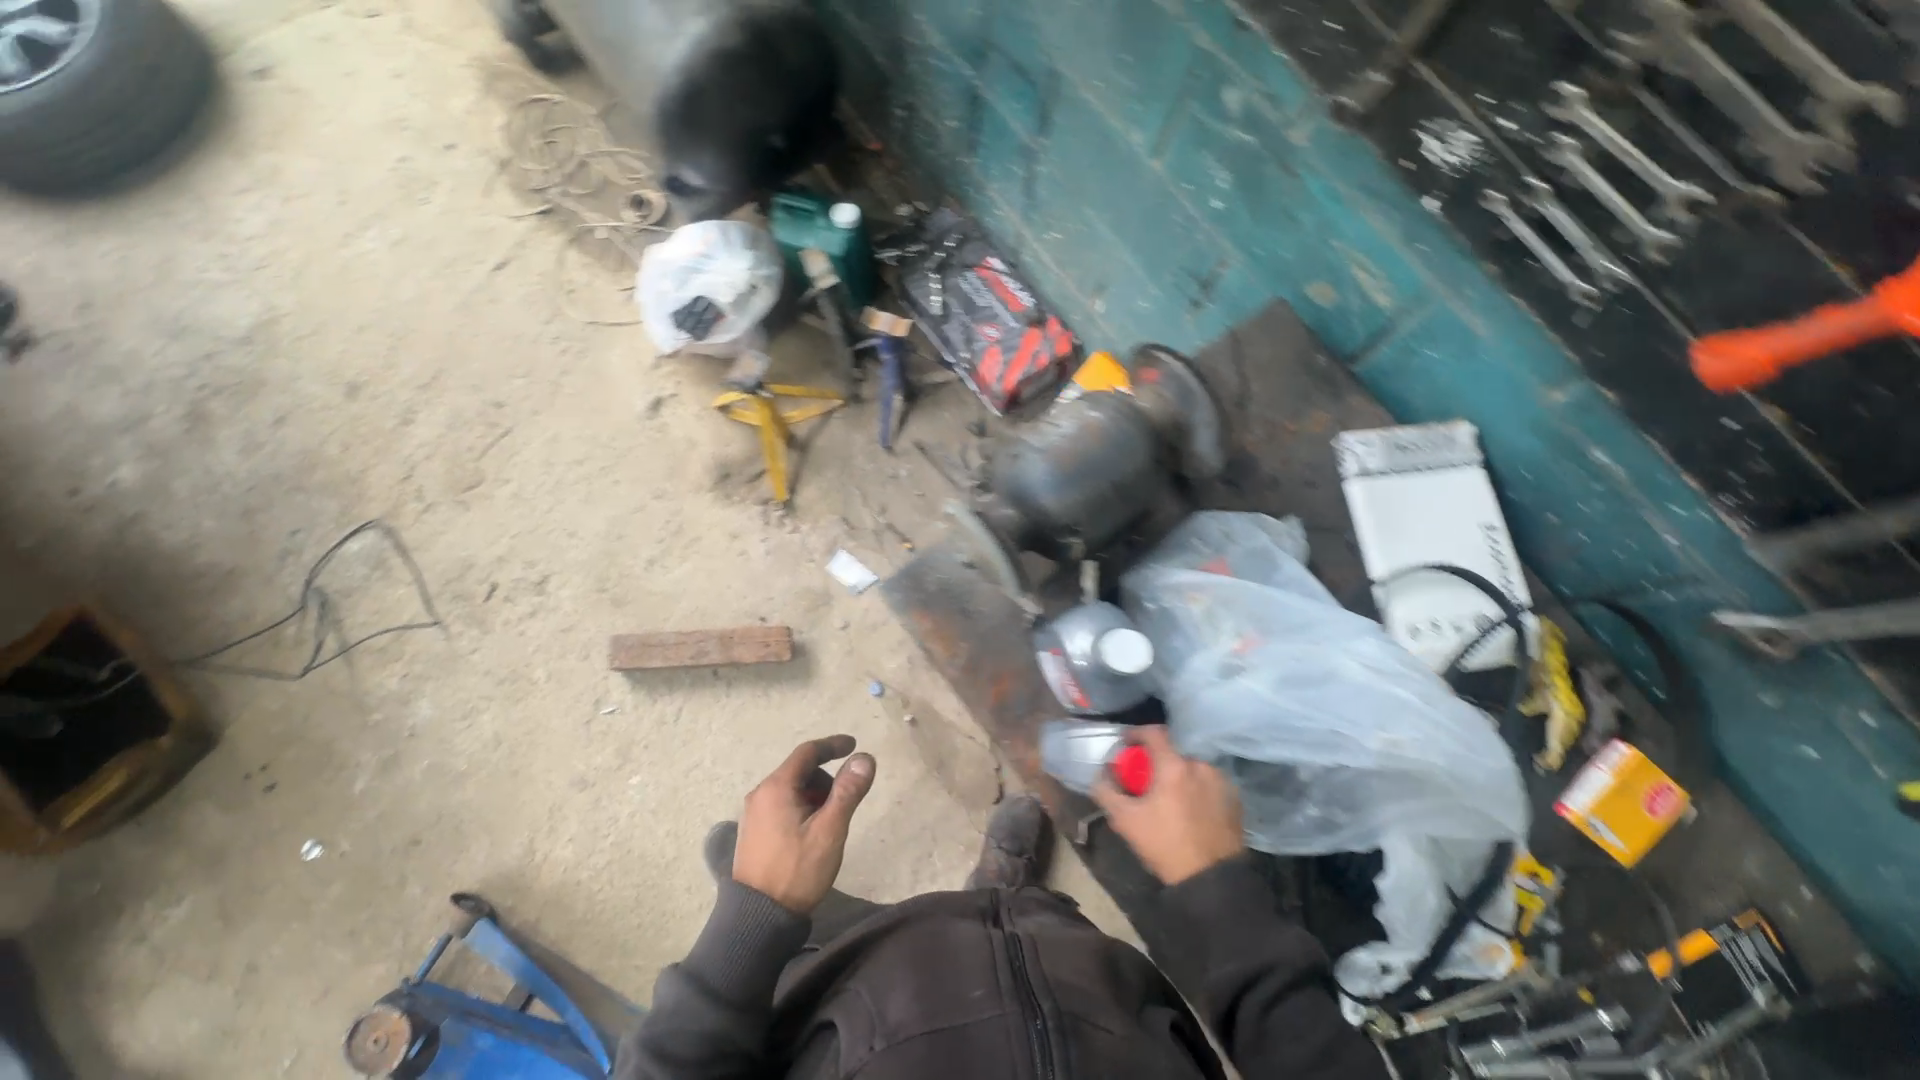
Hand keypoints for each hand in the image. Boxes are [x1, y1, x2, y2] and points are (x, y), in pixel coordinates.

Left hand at [732, 735, 876, 913]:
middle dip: (826, 779)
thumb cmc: (797, 870)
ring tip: (829, 825)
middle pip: (799, 771)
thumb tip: (864, 758)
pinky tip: (811, 834)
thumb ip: (847, 791)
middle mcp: (759, 795)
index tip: (854, 745)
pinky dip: (802, 808)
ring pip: (791, 790)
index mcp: (775, 788)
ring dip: (814, 796)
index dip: (832, 745)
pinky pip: (782, 806)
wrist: (758, 917)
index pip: (807, 752)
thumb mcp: (830, 830)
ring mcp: (753, 815)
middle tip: (844, 804)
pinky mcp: (753, 833)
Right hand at [1092, 726, 1244, 885]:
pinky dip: (1197, 789)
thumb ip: (1106, 790)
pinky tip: (1191, 810)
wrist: (1211, 879)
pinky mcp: (1235, 798)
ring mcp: (1221, 781)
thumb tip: (1102, 773)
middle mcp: (1201, 765)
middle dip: (1158, 762)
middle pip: (1174, 753)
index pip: (1154, 732)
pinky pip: (1209, 783)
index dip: (1136, 733)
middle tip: (1147, 781)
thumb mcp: (1125, 820)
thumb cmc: (1165, 845)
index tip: (1126, 744)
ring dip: (1179, 776)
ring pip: (1193, 768)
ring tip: (1170, 798)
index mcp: (1174, 766)